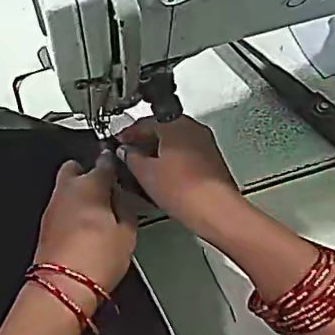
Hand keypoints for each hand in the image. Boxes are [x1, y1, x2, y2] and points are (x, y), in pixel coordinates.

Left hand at [34, 155, 138, 293]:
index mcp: (90, 185)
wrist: (62, 286)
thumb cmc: (96, 260)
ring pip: (65, 186)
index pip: (104, 162)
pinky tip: (82, 225)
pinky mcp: (45, 222)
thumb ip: (125, 207)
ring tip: (96, 212)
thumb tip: (122, 197)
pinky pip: (60, 205)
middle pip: (76, 168)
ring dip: (78, 192)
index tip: (119, 172)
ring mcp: (52, 205)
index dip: (114, 165)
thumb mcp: (127, 234)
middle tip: (105, 190)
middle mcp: (67, 189)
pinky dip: (70, 208)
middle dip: (89, 173)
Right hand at [116, 116, 246, 235]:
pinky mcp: (212, 164)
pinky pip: (187, 157)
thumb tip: (127, 153)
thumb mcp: (144, 172)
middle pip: (162, 130)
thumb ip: (130, 157)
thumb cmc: (186, 190)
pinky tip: (163, 180)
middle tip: (129, 155)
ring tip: (144, 170)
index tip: (119, 143)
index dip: (128, 134)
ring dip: (158, 154)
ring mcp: (206, 146)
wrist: (215, 211)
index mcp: (177, 124)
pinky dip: (172, 164)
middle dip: (144, 143)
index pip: (145, 123)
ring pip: (175, 144)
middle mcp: (194, 130)